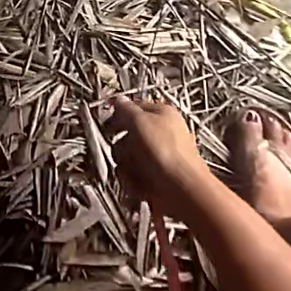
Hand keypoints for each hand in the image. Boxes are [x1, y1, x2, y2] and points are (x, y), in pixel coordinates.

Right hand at [103, 96, 213, 223]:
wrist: (181, 190)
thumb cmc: (167, 153)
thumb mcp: (139, 122)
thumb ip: (126, 109)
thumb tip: (119, 100)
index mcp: (163, 114)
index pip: (134, 108)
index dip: (119, 115)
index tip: (109, 123)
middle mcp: (163, 134)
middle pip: (128, 136)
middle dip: (122, 147)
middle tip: (126, 151)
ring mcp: (160, 157)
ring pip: (129, 158)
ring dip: (127, 166)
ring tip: (135, 170)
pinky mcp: (157, 178)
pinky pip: (135, 176)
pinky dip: (134, 181)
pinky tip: (139, 183)